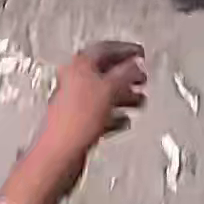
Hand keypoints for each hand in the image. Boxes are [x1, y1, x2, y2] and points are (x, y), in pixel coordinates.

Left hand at [39, 40, 146, 154]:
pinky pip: (100, 112)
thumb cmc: (78, 119)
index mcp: (80, 64)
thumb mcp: (110, 89)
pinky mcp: (77, 122)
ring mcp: (75, 101)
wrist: (60, 154)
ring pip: (104, 92)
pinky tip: (124, 120)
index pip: (106, 48)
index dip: (126, 50)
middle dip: (127, 74)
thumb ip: (126, 74)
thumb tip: (137, 63)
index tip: (140, 53)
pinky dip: (114, 114)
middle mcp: (75, 78)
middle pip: (105, 70)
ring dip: (123, 95)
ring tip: (140, 100)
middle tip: (143, 77)